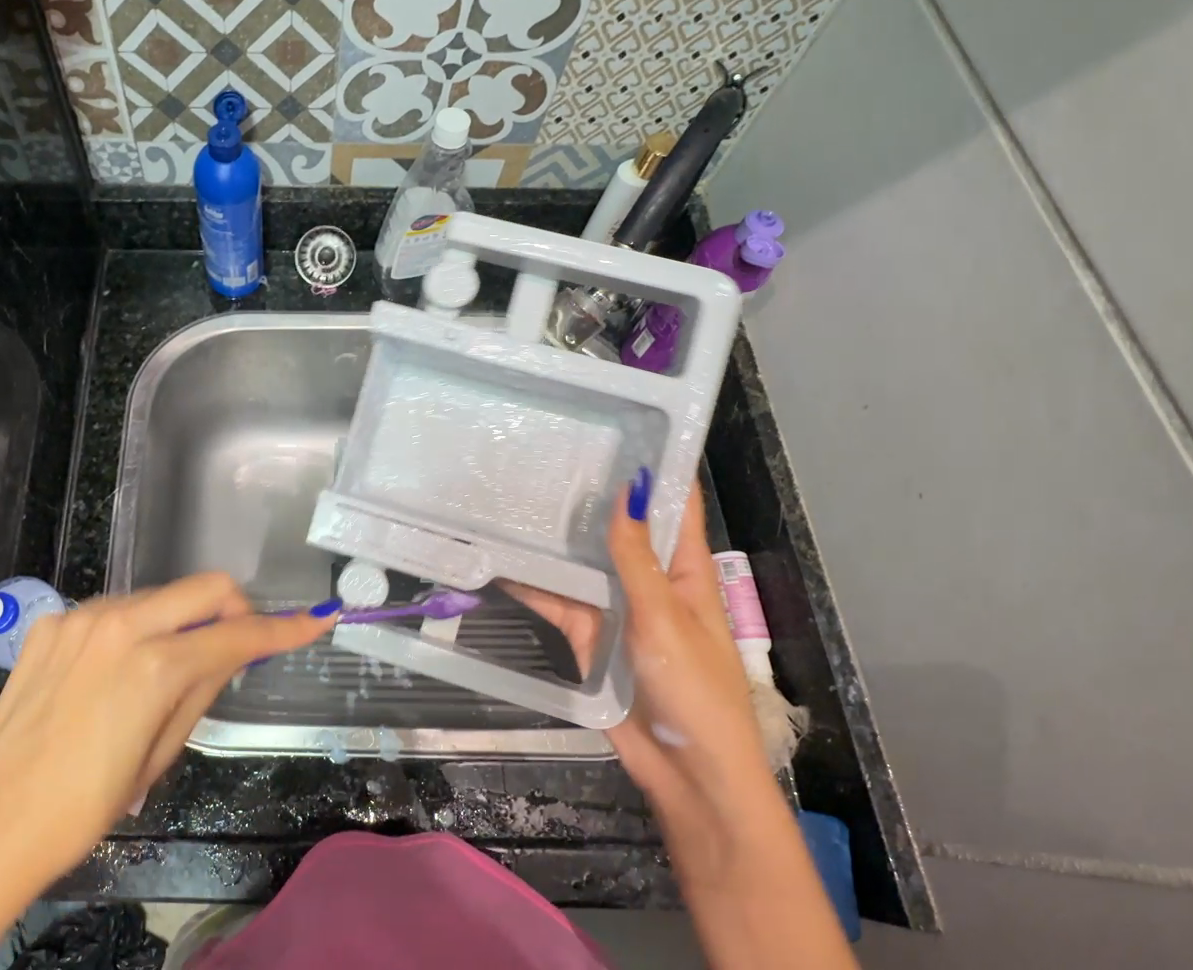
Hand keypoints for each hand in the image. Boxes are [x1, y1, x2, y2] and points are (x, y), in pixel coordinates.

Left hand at [0, 572, 335, 901]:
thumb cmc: (84, 808)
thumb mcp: (158, 755)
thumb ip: (200, 691)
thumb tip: (228, 656)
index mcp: (152, 665)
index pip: (237, 635)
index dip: (283, 629)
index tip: (315, 620)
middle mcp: (116, 624)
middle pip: (203, 588)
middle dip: (234, 609)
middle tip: (239, 646)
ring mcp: (77, 618)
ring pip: (157, 597)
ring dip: (179, 621)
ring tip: (164, 675)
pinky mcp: (48, 625)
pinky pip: (111, 612)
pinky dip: (132, 631)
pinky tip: (115, 675)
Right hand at [506, 473, 854, 969]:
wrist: (684, 771)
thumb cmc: (694, 690)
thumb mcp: (666, 619)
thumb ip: (637, 559)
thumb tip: (628, 491)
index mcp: (687, 569)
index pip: (674, 505)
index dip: (656, 464)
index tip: (623, 421)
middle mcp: (649, 579)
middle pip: (619, 527)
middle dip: (589, 492)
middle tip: (546, 447)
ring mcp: (615, 607)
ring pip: (580, 561)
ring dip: (553, 537)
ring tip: (513, 493)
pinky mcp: (587, 636)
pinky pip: (556, 600)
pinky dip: (530, 583)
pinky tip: (497, 558)